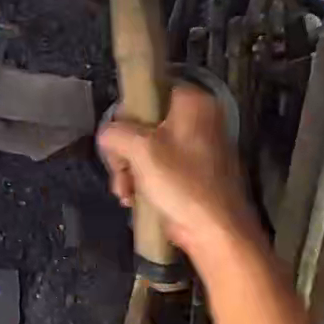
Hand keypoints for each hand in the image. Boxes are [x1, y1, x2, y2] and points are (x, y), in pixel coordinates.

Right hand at [96, 84, 261, 256]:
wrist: (217, 232)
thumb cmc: (181, 184)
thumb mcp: (140, 152)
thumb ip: (116, 133)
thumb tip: (107, 134)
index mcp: (193, 103)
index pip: (149, 91)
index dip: (126, 114)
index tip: (115, 138)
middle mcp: (200, 119)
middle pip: (146, 124)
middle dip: (125, 152)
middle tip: (119, 172)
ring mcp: (199, 148)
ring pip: (150, 149)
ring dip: (131, 171)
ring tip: (125, 193)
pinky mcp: (196, 174)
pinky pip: (162, 169)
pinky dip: (146, 182)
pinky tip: (135, 200)